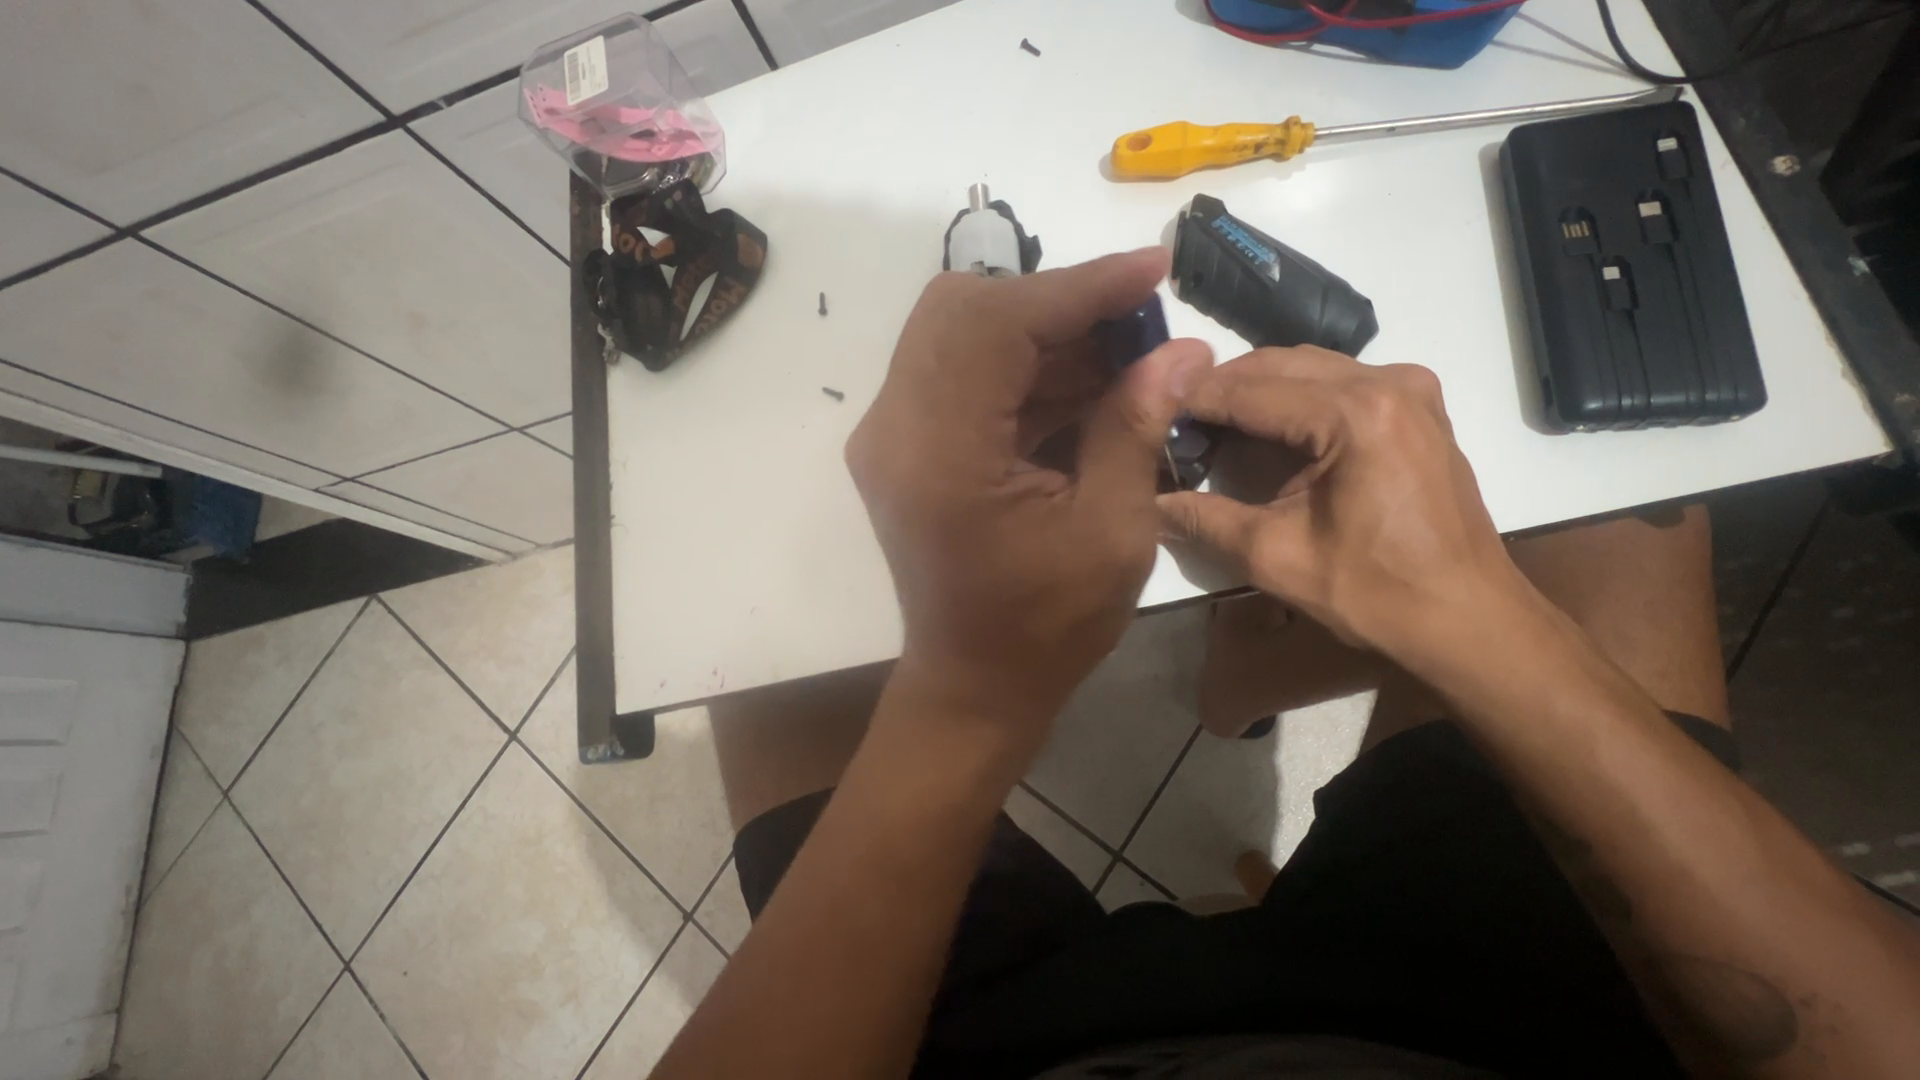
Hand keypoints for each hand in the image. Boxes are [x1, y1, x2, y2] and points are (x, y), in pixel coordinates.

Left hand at [847, 249, 1210, 744]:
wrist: (974, 684)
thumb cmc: (1047, 626)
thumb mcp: (1113, 532)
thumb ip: (1135, 427)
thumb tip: (1183, 348)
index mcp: (940, 451)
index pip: (996, 324)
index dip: (1079, 287)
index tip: (1153, 269)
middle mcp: (894, 428)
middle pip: (961, 311)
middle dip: (1054, 302)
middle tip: (1132, 323)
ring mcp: (890, 435)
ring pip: (957, 335)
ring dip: (1039, 333)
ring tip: (1120, 355)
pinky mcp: (903, 446)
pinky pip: (957, 373)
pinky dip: (1018, 367)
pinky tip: (1081, 385)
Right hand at [1157, 347, 1527, 662]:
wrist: (1466, 619)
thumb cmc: (1373, 592)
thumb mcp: (1274, 556)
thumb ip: (1203, 519)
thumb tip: (1145, 502)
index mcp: (1354, 414)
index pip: (1248, 389)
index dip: (1190, 399)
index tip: (1145, 411)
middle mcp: (1387, 381)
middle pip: (1277, 364)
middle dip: (1220, 388)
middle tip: (1171, 420)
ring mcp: (1410, 388)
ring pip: (1307, 367)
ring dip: (1255, 390)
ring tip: (1210, 427)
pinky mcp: (1417, 406)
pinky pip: (1337, 381)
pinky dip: (1293, 397)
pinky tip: (1264, 430)